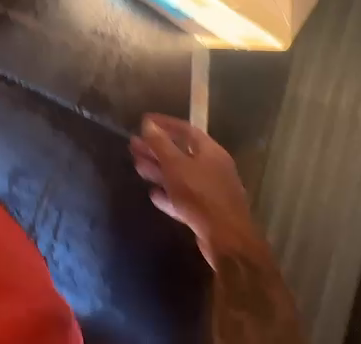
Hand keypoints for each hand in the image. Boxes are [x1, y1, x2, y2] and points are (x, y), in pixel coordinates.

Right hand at [129, 113, 261, 267]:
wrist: (226, 241)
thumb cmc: (200, 195)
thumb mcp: (175, 165)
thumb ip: (160, 144)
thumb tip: (148, 124)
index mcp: (210, 152)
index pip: (186, 130)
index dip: (164, 123)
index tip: (143, 120)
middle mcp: (213, 168)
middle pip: (181, 153)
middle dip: (156, 149)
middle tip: (134, 145)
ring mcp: (210, 191)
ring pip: (180, 176)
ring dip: (158, 170)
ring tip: (138, 167)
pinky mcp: (206, 212)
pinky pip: (183, 197)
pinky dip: (168, 194)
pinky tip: (154, 195)